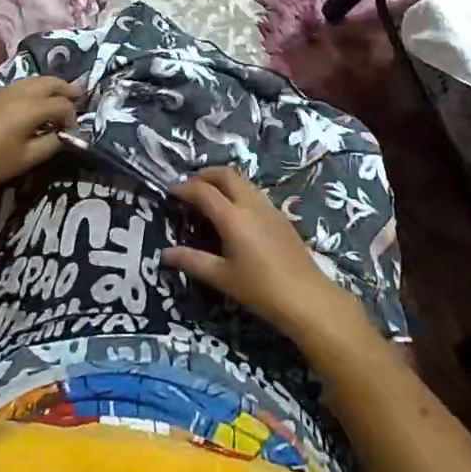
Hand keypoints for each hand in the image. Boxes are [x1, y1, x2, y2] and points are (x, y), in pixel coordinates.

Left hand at [0, 76, 79, 191]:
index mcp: (32, 108)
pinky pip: (19, 85)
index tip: (72, 133)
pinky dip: (34, 88)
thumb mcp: (24, 160)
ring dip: (50, 86)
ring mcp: (2, 91)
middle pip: (51, 82)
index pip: (63, 105)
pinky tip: (31, 103)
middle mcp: (20, 92)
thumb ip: (50, 145)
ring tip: (58, 96)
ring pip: (34, 79)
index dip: (73, 117)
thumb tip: (65, 136)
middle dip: (67, 89)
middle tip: (79, 97)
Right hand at [163, 167, 366, 344]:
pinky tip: (234, 212)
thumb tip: (164, 254)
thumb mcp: (221, 277)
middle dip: (205, 175)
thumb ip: (192, 261)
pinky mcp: (281, 216)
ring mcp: (269, 208)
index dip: (184, 188)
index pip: (203, 192)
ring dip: (223, 181)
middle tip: (190, 188)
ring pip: (243, 181)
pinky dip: (238, 191)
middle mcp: (251, 204)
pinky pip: (255, 192)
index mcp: (233, 217)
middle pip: (226, 175)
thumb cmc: (260, 289)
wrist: (306, 296)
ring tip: (209, 197)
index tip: (170, 192)